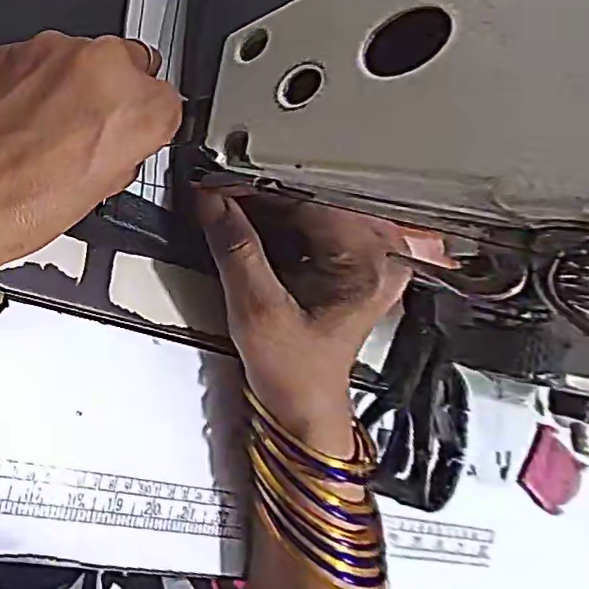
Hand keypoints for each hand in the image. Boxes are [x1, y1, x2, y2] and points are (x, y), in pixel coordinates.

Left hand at [0, 32, 178, 319]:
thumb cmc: (15, 211)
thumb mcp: (97, 193)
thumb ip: (125, 150)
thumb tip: (122, 137)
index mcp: (137, 107)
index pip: (167, 100)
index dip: (144, 124)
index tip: (128, 135)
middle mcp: (98, 66)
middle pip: (129, 66)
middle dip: (112, 96)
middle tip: (84, 132)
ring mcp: (50, 52)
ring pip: (81, 59)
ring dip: (71, 86)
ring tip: (42, 131)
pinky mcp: (9, 51)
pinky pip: (37, 61)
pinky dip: (32, 81)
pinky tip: (16, 119)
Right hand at [196, 191, 409, 455]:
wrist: (302, 402)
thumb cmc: (295, 371)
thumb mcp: (256, 308)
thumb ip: (234, 248)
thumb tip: (212, 201)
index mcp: (370, 263)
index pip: (310, 199)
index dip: (257, 188)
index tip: (217, 185)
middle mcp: (377, 254)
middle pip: (309, 197)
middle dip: (256, 195)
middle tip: (213, 195)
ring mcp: (363, 255)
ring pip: (303, 205)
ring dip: (259, 205)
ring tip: (222, 208)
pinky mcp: (343, 259)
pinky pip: (304, 221)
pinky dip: (269, 219)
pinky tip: (242, 226)